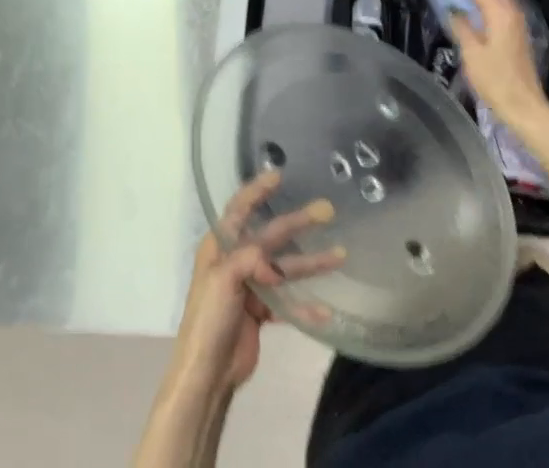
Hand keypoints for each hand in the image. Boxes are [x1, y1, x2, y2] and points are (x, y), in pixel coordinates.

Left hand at [174, 170, 342, 391]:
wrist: (207, 372)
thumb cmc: (208, 320)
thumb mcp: (221, 282)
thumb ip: (248, 260)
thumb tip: (274, 264)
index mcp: (219, 249)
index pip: (238, 210)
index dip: (256, 191)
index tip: (278, 175)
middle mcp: (235, 262)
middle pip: (271, 236)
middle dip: (298, 224)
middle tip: (327, 210)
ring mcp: (250, 287)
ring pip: (286, 268)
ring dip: (311, 263)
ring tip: (340, 255)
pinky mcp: (262, 312)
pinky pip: (289, 302)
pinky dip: (306, 305)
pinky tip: (326, 310)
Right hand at [444, 0, 548, 127]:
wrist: (523, 104)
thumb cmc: (495, 81)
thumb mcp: (472, 54)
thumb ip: (462, 27)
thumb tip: (453, 10)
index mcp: (499, 14)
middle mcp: (511, 12)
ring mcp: (516, 22)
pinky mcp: (516, 32)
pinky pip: (499, 5)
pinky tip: (471, 8)